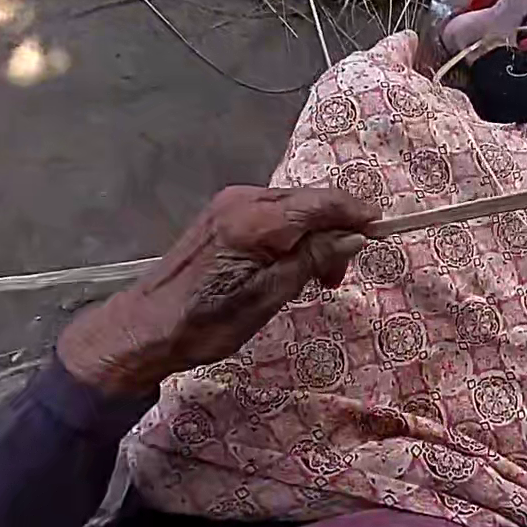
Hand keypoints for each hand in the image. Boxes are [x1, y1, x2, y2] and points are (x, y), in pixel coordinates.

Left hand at [57, 186, 375, 394]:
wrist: (144, 327)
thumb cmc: (206, 322)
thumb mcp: (267, 297)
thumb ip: (312, 259)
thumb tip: (353, 236)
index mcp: (255, 220)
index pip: (321, 202)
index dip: (355, 212)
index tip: (381, 229)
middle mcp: (244, 200)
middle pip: (310, 200)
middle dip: (336, 228)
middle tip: (340, 273)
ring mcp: (231, 203)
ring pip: (294, 206)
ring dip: (315, 233)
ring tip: (317, 275)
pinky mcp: (224, 213)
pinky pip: (275, 213)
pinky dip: (294, 233)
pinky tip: (291, 262)